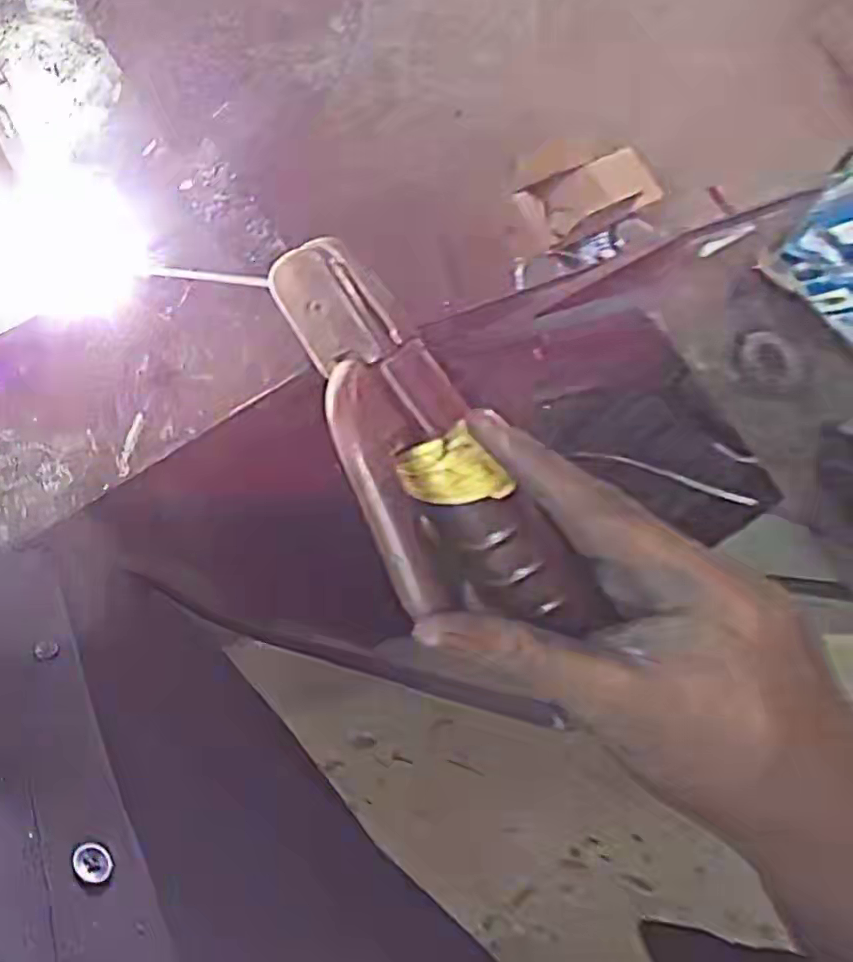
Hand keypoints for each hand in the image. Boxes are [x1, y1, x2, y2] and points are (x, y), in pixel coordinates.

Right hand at [415, 411, 852, 957]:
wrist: (813, 818)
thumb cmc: (723, 757)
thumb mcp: (610, 701)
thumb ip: (517, 653)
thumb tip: (428, 627)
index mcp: (697, 585)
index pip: (598, 509)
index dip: (535, 464)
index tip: (482, 422)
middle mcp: (696, 577)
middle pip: (594, 516)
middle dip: (526, 481)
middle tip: (461, 451)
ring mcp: (689, 596)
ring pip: (593, 544)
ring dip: (531, 523)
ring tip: (470, 500)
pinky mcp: (674, 616)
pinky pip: (596, 572)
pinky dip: (546, 561)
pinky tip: (510, 562)